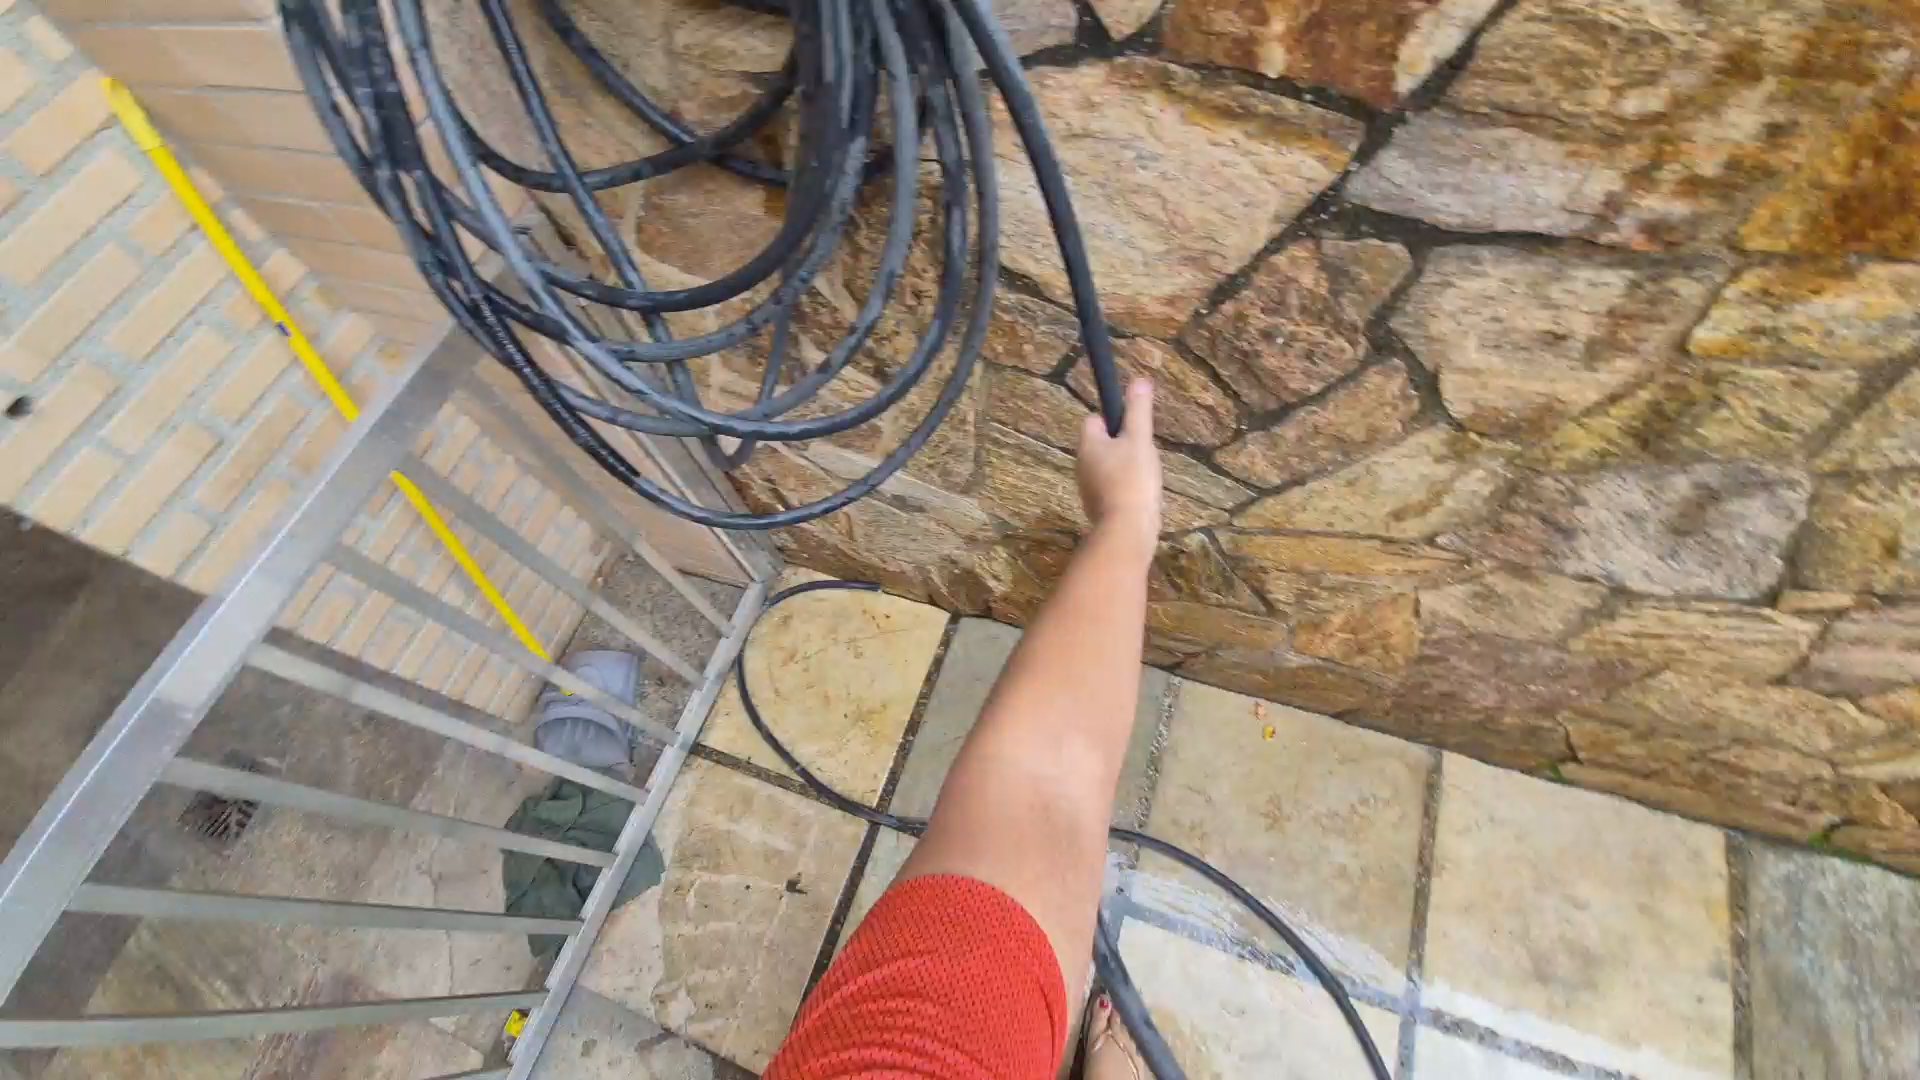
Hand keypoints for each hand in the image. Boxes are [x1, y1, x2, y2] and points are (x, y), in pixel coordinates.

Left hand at [1076, 377, 1161, 547]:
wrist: (1126, 529)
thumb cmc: (1132, 479)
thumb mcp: (1139, 439)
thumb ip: (1138, 410)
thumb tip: (1139, 380)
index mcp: (1087, 445)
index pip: (1093, 420)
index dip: (1113, 419)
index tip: (1133, 427)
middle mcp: (1081, 465)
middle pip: (1101, 443)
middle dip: (1123, 444)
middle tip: (1144, 453)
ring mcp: (1088, 488)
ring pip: (1108, 466)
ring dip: (1126, 467)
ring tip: (1145, 475)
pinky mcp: (1098, 506)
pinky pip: (1112, 486)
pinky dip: (1125, 486)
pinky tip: (1141, 493)